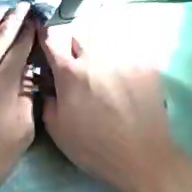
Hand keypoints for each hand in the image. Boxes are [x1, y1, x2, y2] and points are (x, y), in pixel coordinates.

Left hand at [0, 7, 37, 191]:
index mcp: (6, 80)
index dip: (30, 31)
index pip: (21, 47)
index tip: (37, 18)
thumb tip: (31, 75)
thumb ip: (29, 99)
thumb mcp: (23, 131)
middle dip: (14, 19)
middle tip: (23, 6)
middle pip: (0, 36)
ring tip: (1, 9)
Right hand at [39, 25, 191, 191]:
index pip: (51, 40)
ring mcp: (124, 58)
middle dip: (74, 47)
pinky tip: (126, 82)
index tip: (45, 43)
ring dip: (99, 54)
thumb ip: (47, 99)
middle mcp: (96, 57)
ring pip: (106, 43)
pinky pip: (129, 54)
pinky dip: (123, 64)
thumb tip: (47, 84)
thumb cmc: (94, 147)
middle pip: (80, 35)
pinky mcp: (146, 64)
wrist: (143, 156)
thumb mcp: (57, 129)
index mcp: (71, 72)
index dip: (45, 39)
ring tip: (104, 75)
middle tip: (77, 67)